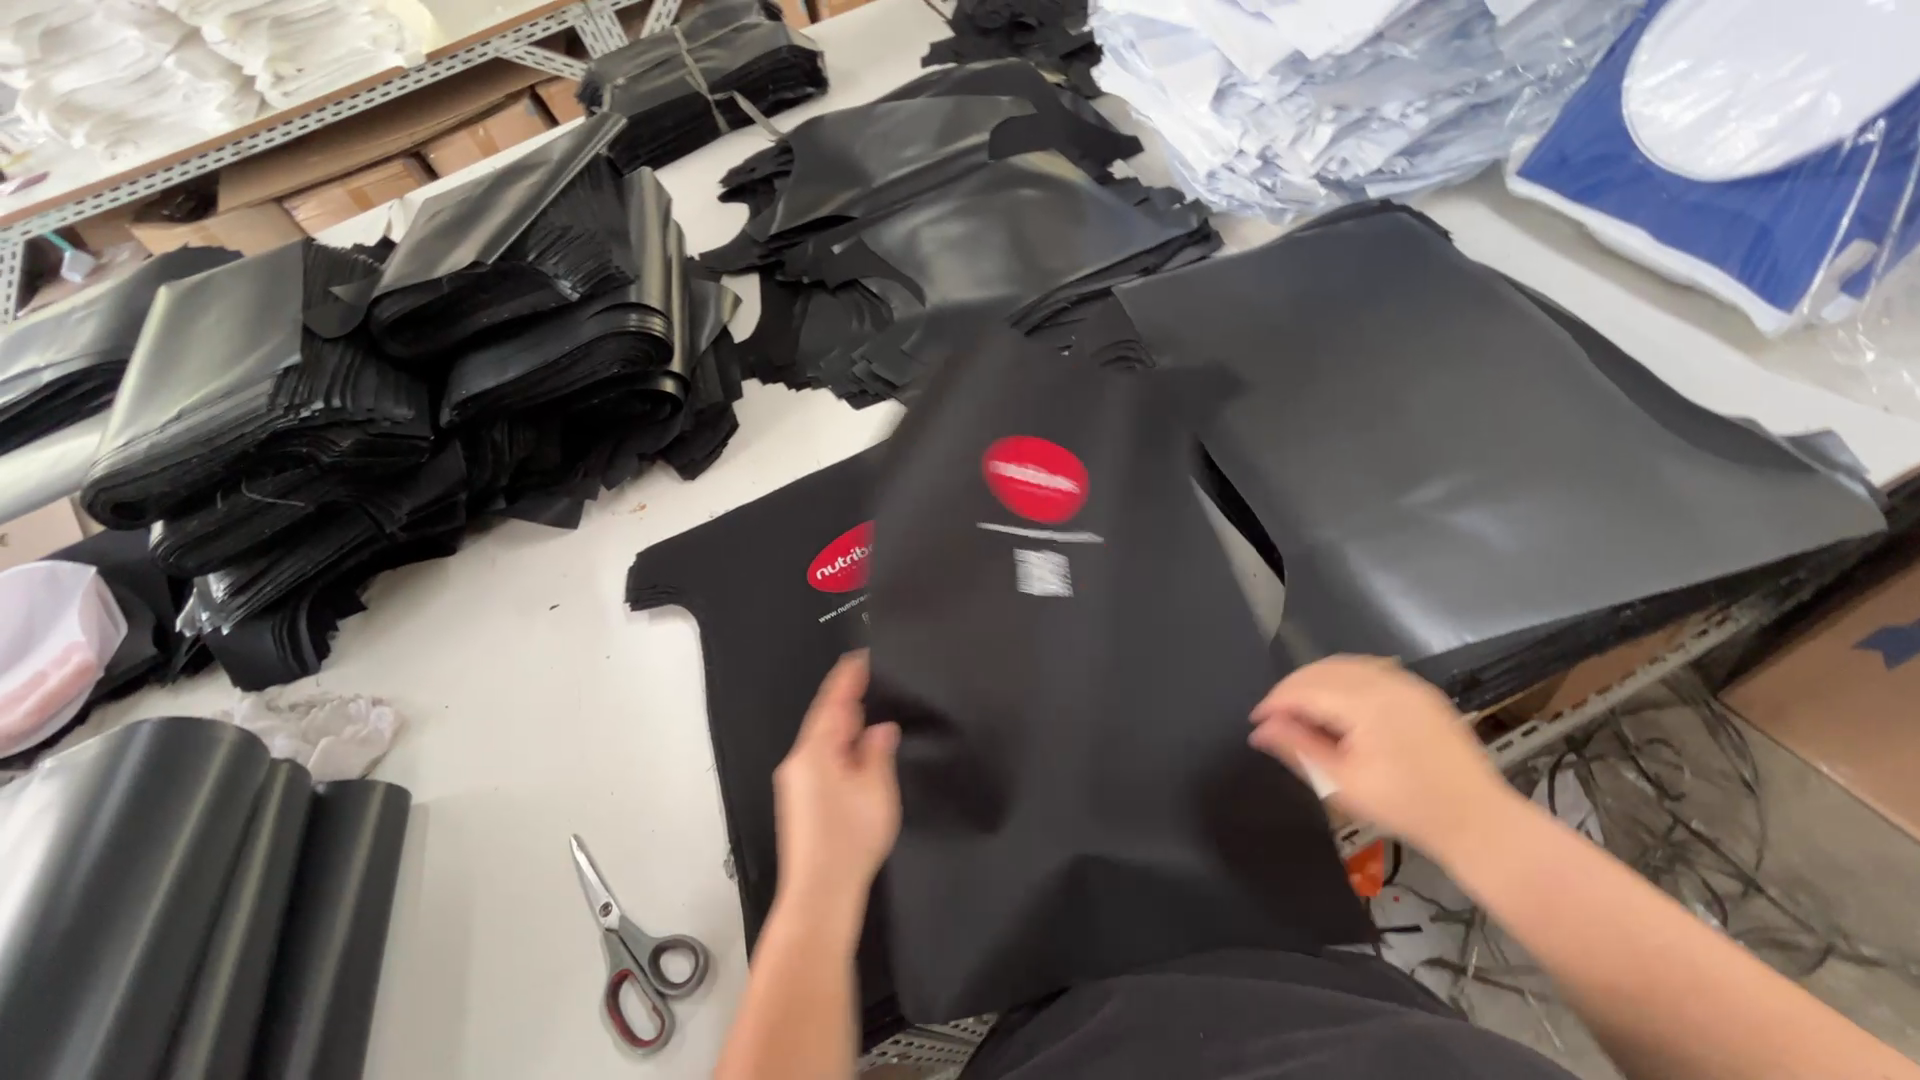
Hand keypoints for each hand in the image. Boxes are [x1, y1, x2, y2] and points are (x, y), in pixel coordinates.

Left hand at [772, 651, 900, 914]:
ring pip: (824, 743)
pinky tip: (858, 761)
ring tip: (873, 725)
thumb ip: (878, 751)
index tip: (860, 659)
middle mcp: (799, 762)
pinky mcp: (800, 801)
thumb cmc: (848, 843)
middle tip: (874, 689)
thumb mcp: (876, 789)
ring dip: (846, 732)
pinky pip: (821, 762)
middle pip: (825, 721)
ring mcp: (796, 783)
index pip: (833, 701)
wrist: (820, 893)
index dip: (848, 677)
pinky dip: (840, 753)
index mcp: (815, 752)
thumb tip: (880, 730)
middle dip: (850, 705)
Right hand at [1247, 655, 1519, 857]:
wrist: (1477, 820)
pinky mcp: (1421, 692)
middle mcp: (1387, 682)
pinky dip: (1344, 681)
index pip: (1305, 688)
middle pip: (1323, 669)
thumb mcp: (1342, 784)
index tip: (1256, 722)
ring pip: (1346, 665)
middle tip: (1274, 719)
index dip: (1275, 702)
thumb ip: (1298, 749)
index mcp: (1366, 703)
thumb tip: (1260, 729)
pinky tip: (1338, 707)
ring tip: (1302, 712)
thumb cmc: (1405, 807)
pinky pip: (1371, 671)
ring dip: (1316, 682)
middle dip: (1292, 689)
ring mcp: (1408, 683)